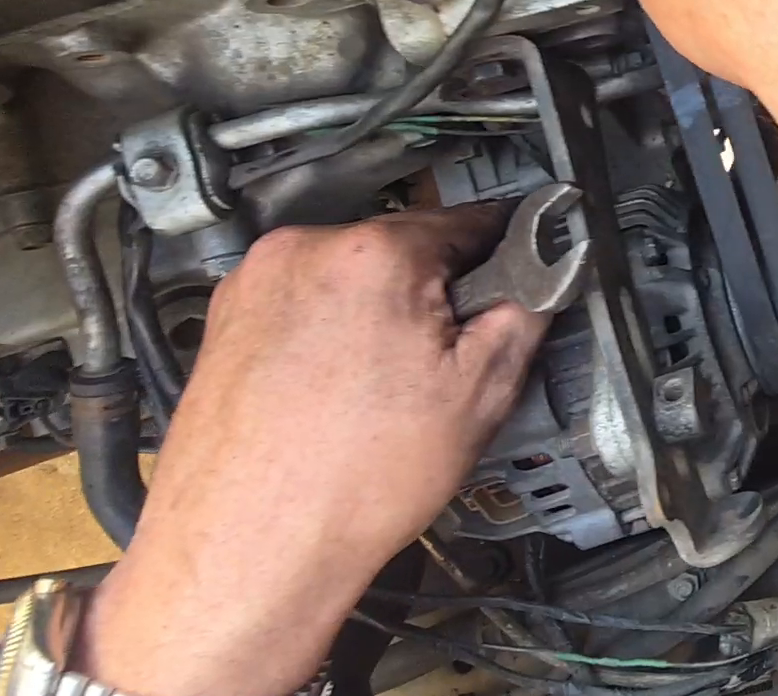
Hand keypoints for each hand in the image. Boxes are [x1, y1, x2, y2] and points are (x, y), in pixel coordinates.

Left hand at [77, 205, 548, 695]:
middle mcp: (302, 251)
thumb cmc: (351, 483)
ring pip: (368, 271)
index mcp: (372, 253)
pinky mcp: (229, 321)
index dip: (510, 253)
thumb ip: (530, 303)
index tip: (520, 278)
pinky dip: (349, 325)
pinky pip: (320, 298)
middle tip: (459, 350)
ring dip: (397, 305)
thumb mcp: (486, 385)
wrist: (245, 559)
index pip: (474, 218)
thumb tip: (548, 266)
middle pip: (417, 243)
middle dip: (449, 286)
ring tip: (400, 377)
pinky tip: (356, 383)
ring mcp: (256, 285)